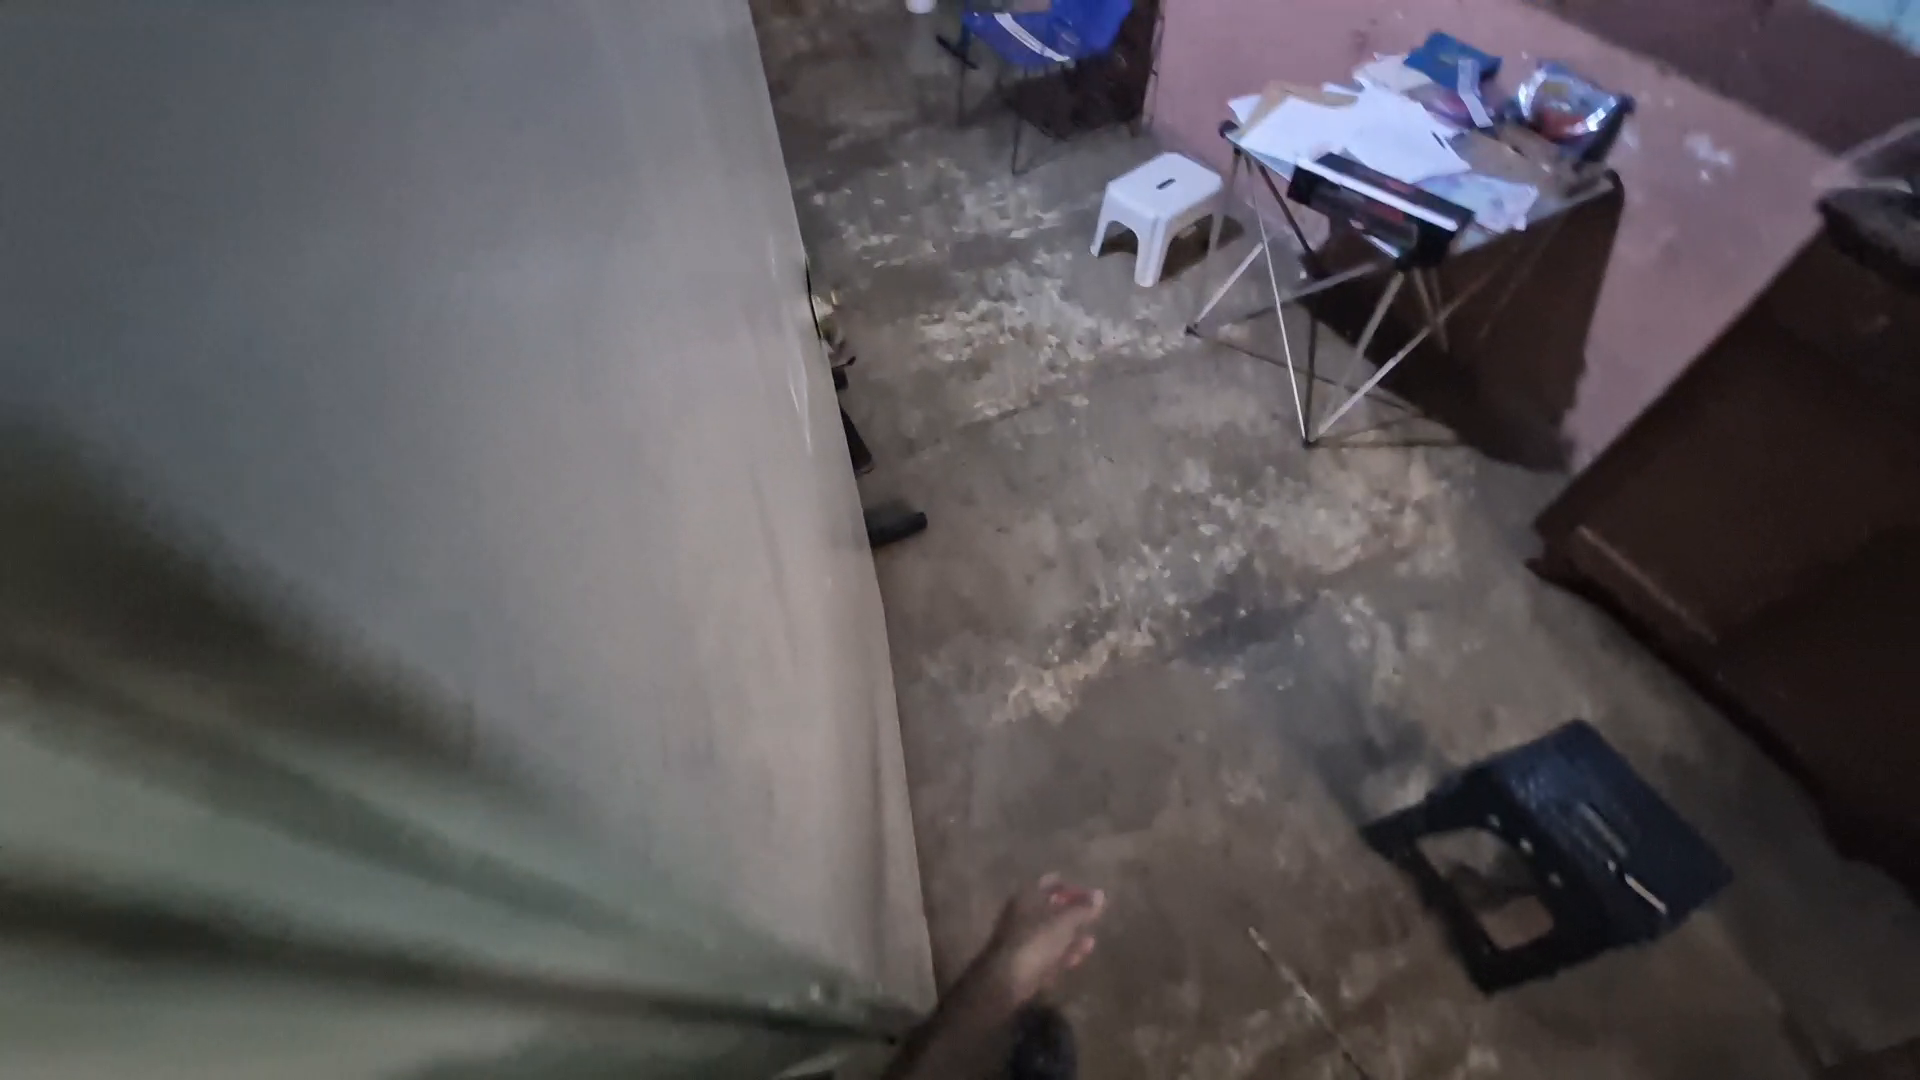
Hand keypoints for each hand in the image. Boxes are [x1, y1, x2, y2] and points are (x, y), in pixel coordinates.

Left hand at [968, 874, 1106, 1006]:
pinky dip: (1064, 953)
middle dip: (1072, 913)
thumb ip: (1082, 909)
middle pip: (1050, 908)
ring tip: (1092, 938)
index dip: (1070, 887)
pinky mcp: (1025, 963)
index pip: (1050, 883)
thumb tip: (1100, 895)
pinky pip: (1048, 953)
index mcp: (1026, 896)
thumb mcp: (1063, 922)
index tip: (1090, 894)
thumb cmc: (1035, 941)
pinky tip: (1081, 956)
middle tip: (1093, 917)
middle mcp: (1022, 914)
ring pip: (1050, 933)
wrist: (1007, 980)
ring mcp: (1022, 939)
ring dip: (1070, 935)